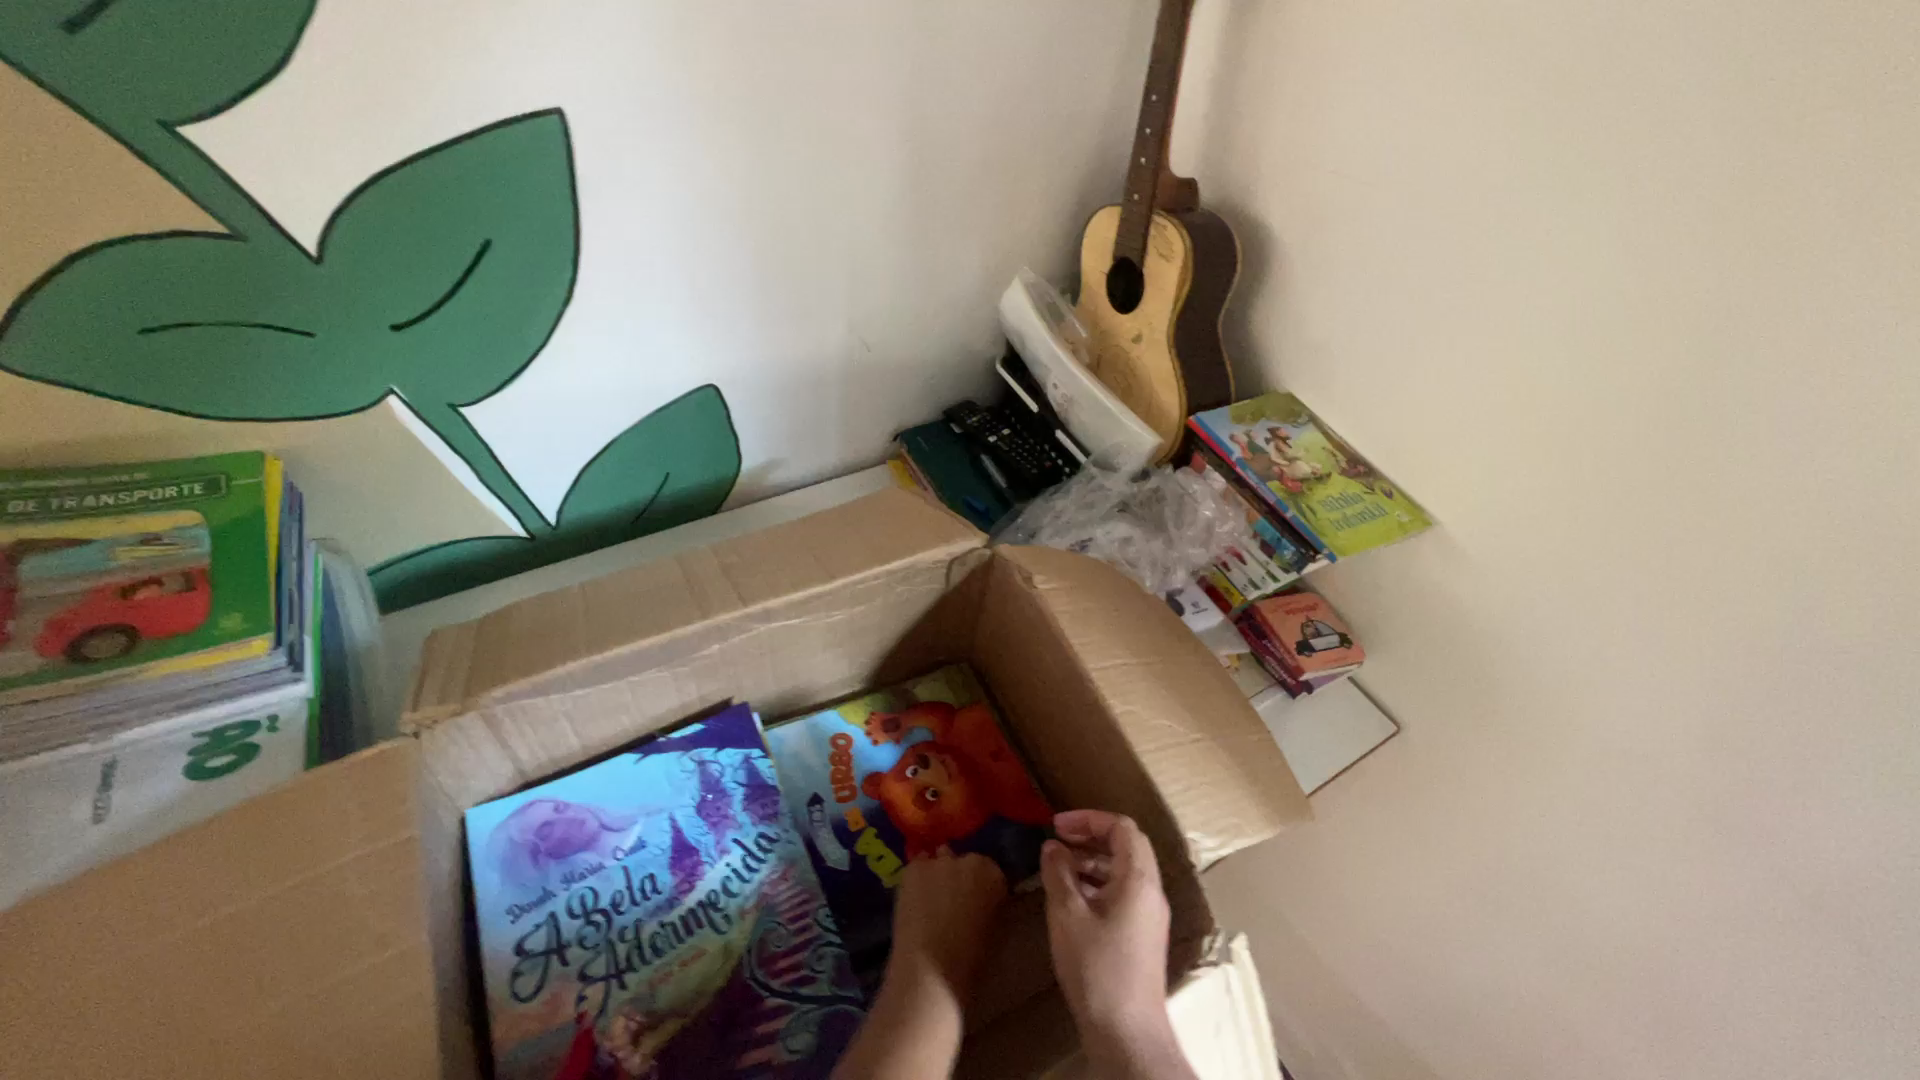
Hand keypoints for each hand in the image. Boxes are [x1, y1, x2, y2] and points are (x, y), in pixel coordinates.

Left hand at [834, 852, 1006, 1079]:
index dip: (981, 886)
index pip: (991, 870)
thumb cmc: (970, 960)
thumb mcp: (996, 930)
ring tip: (930, 901)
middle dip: (960, 876)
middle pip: (965, 861)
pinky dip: (917, 879)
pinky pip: (917, 867)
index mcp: (995, 876)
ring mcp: (940, 861)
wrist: (931, 969)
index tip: (976, 901)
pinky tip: (914, 900)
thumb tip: (986, 900)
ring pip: (939, 860)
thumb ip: (993, 905)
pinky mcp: (914, 868)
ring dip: (938, 874)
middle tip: (953, 901)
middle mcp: (970, 860)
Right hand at [1042, 810, 1193, 1078]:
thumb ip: (1058, 873)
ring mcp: (1150, 915)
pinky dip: (1098, 884)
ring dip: (1092, 862)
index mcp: (1139, 878)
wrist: (1126, 1031)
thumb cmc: (1096, 966)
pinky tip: (1071, 900)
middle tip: (1057, 841)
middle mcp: (1151, 891)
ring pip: (1124, 871)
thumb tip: (1053, 846)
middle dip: (1090, 837)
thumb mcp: (1067, 914)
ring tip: (1058, 869)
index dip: (1089, 819)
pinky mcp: (1143, 936)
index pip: (1122, 827)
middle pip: (1127, 846)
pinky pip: (1123, 893)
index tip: (1056, 826)